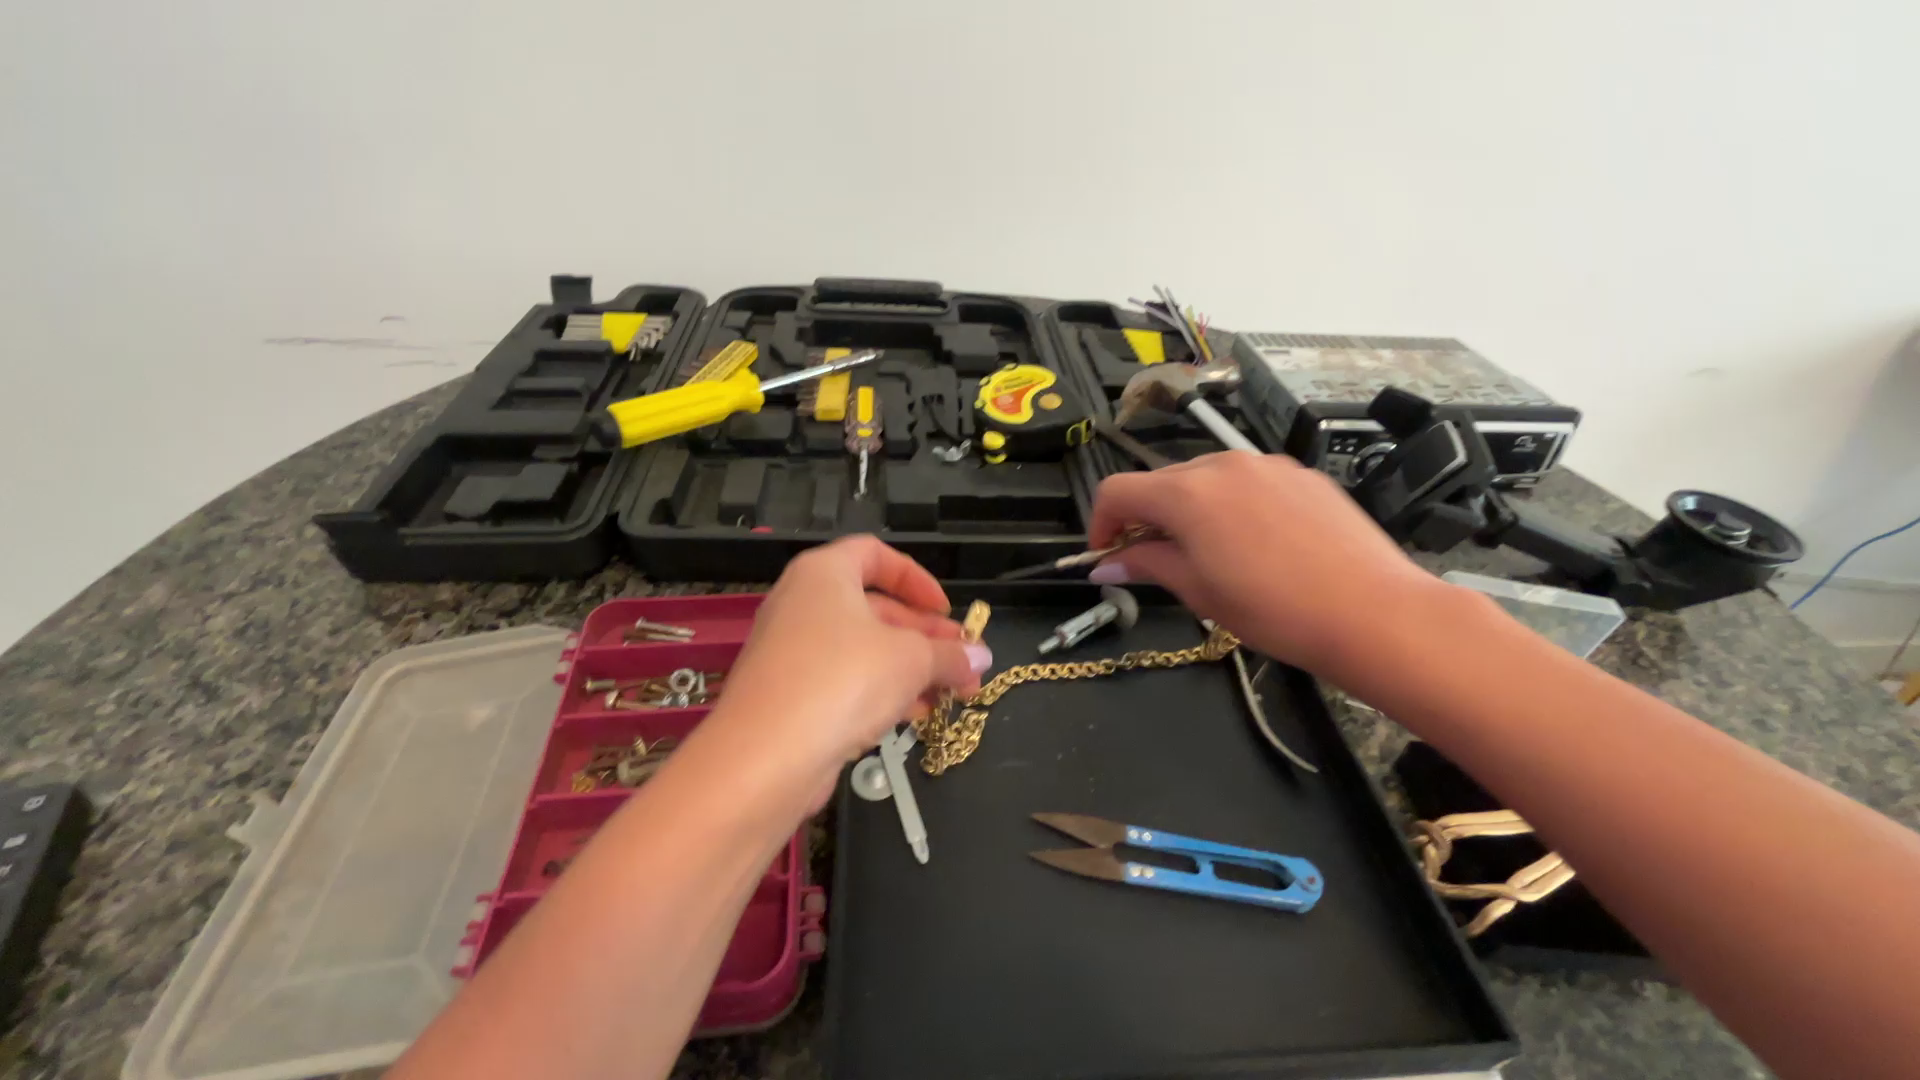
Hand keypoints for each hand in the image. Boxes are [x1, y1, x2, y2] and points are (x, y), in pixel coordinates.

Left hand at [711, 536, 991, 779]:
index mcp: (823, 575)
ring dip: (912, 669)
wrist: (763, 758)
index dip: (917, 579)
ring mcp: (792, 652)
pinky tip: (917, 717)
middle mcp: (802, 605)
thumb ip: (949, 654)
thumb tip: (981, 657)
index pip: (875, 554)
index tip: (947, 610)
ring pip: (863, 650)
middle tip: (966, 662)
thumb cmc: (841, 681)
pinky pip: (845, 683)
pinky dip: (882, 693)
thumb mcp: (910, 660)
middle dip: (926, 636)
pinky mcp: (790, 696)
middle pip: (875, 608)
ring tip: (954, 696)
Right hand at [1087, 452, 1445, 677]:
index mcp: (1187, 493)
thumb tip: (1105, 565)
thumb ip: (1147, 565)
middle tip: (1157, 562)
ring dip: (1191, 510)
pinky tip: (1258, 545)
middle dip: (1147, 519)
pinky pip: (1249, 482)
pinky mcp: (1301, 474)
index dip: (1101, 524)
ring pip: (1206, 480)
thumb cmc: (1274, 610)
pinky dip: (1233, 506)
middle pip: (1161, 482)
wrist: (1373, 611)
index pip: (1117, 491)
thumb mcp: (1199, 591)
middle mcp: (1222, 465)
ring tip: (1212, 555)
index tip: (1107, 556)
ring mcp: (1266, 465)